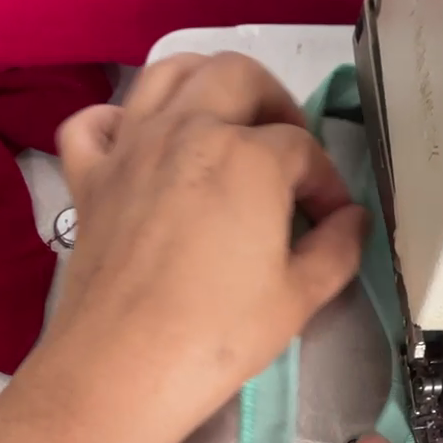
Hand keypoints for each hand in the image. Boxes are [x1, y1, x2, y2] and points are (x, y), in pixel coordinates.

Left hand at [32, 53, 367, 442]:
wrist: (124, 369)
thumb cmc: (219, 336)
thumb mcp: (300, 297)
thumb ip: (338, 248)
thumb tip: (353, 219)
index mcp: (249, 156)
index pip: (303, 150)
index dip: (326, 183)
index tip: (331, 219)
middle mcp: (188, 130)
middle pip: (237, 77)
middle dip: (275, 102)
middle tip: (286, 147)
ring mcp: (131, 148)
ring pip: (167, 74)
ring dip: (205, 83)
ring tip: (224, 123)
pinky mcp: (89, 178)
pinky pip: (94, 122)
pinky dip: (118, 121)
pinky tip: (140, 145)